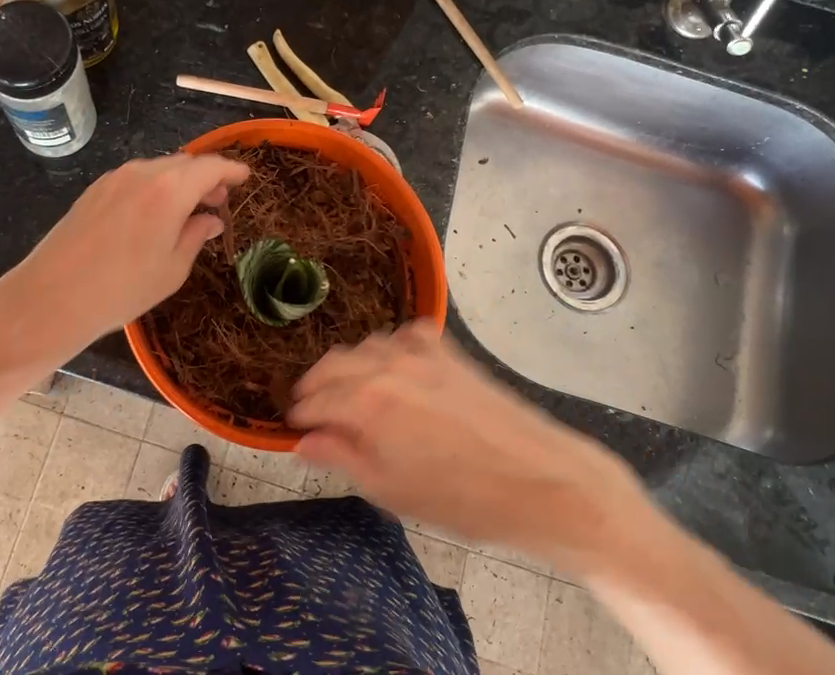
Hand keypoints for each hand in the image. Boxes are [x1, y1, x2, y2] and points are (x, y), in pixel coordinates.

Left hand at [0, 153, 248, 356]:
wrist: (52, 296)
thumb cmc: (121, 289)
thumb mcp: (172, 269)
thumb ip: (195, 236)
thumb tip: (210, 219)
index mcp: (169, 189)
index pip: (210, 166)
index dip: (231, 170)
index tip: (245, 178)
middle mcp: (142, 172)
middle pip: (184, 163)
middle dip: (205, 178)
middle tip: (218, 202)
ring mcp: (114, 178)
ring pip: (158, 169)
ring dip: (179, 182)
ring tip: (188, 210)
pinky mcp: (94, 189)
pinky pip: (135, 179)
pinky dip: (154, 187)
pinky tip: (155, 214)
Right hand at [289, 321, 651, 575]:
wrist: (541, 481)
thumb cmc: (461, 499)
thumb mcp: (391, 490)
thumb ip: (342, 457)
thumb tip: (304, 441)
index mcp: (366, 401)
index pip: (315, 400)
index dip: (299, 415)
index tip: (293, 428)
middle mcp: (386, 366)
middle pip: (334, 364)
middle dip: (317, 386)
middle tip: (314, 412)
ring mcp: (421, 354)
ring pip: (367, 346)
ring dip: (350, 367)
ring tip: (351, 394)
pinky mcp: (451, 353)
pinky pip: (406, 337)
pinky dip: (390, 349)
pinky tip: (396, 369)